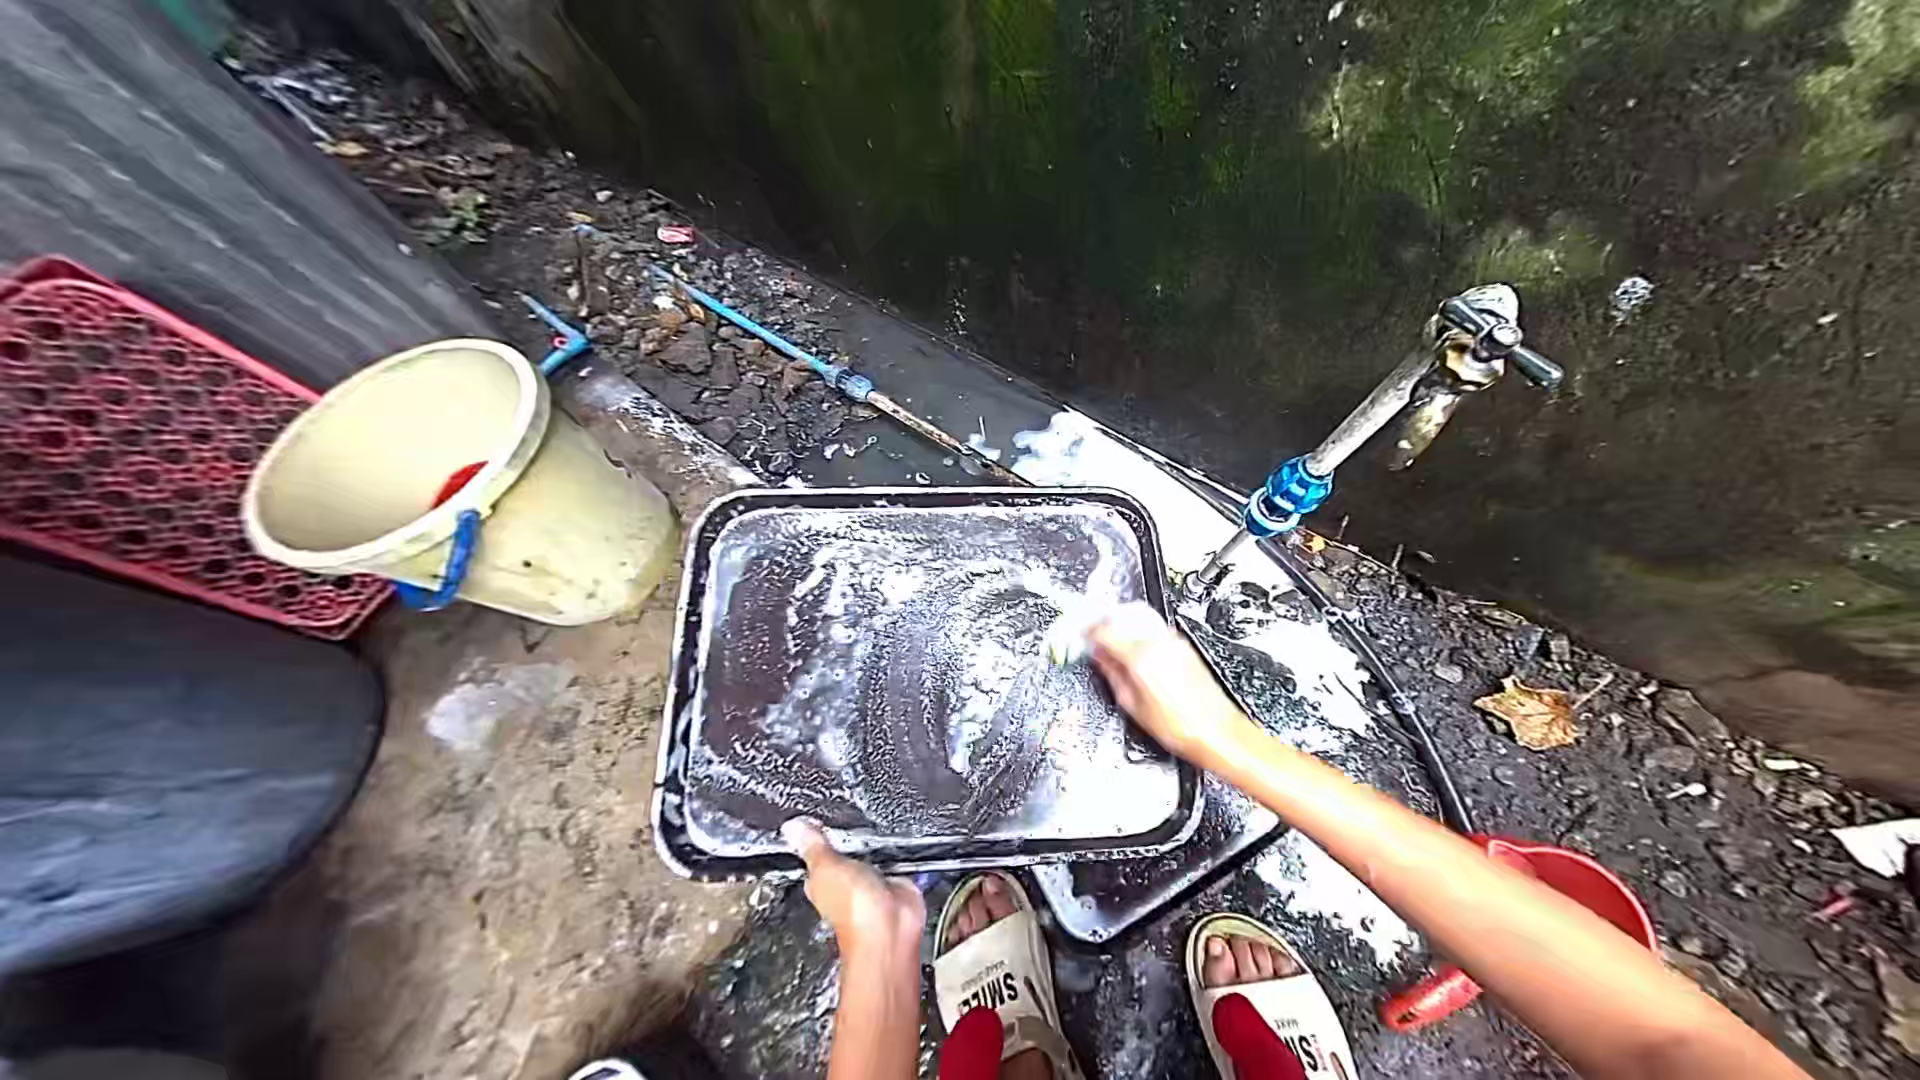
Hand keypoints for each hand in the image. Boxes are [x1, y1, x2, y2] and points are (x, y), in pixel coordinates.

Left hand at [783, 818, 925, 962]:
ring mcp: (871, 883)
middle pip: (845, 853)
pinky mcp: (895, 881)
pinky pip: (895, 858)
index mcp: (821, 883)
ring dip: (874, 844)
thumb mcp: (825, 866)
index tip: (820, 819)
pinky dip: (896, 851)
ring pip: (870, 855)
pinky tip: (893, 844)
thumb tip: (791, 827)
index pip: (816, 856)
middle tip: (850, 822)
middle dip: (849, 839)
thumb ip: (812, 845)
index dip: (817, 838)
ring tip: (872, 831)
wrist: (890, 926)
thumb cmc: (852, 909)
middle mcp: (845, 884)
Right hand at [1088, 603, 1258, 765]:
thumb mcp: (1132, 705)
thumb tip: (1100, 658)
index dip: (1087, 632)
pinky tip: (1133, 648)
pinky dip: (1138, 632)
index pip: (1104, 630)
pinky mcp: (1184, 646)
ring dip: (1120, 624)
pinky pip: (1153, 628)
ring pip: (1138, 619)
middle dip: (1102, 623)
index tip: (1082, 636)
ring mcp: (1173, 641)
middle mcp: (1158, 642)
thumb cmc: (1181, 727)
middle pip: (1121, 617)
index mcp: (1140, 657)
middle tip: (1092, 635)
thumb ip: (1111, 674)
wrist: (1217, 733)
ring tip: (1111, 641)